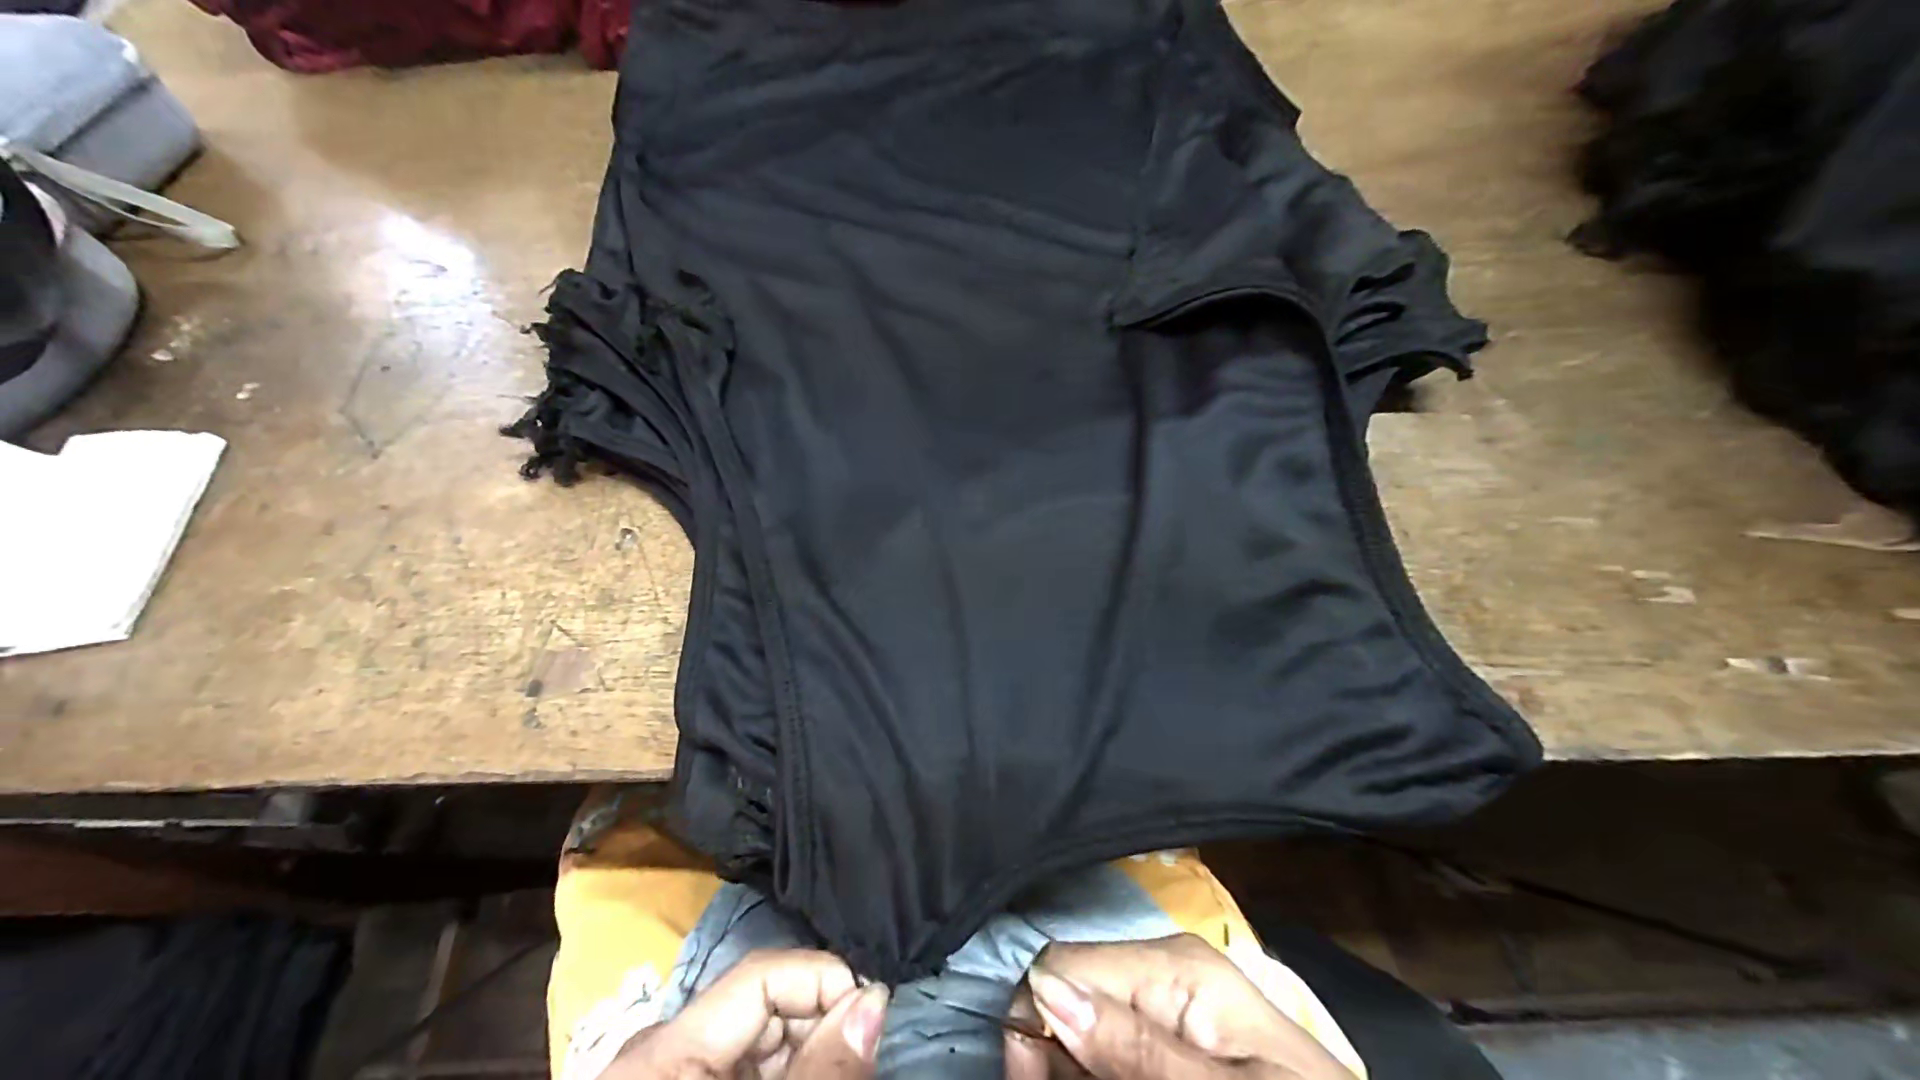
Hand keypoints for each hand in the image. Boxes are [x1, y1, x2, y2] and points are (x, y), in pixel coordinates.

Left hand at [600, 949, 889, 1079]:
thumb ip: (822, 1072)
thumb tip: (875, 1001)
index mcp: (664, 1052)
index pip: (761, 976)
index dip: (823, 984)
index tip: (871, 1024)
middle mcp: (658, 1050)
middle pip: (757, 1004)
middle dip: (817, 1026)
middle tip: (856, 1067)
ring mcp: (661, 1075)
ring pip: (753, 1036)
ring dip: (801, 1056)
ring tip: (832, 1078)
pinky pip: (736, 1067)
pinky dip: (776, 1076)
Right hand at [1004, 935, 1354, 1079]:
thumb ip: (1137, 1048)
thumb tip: (1046, 989)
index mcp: (1174, 966)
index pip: (1062, 965)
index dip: (1036, 1026)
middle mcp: (1161, 969)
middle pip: (1066, 996)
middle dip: (1054, 1056)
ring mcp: (1168, 1000)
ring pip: (1081, 1029)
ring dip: (1073, 1069)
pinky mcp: (1172, 1032)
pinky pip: (1112, 1044)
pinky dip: (1098, 1069)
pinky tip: (1108, 1079)